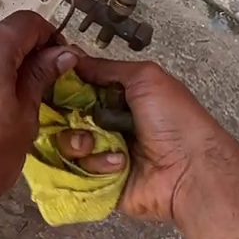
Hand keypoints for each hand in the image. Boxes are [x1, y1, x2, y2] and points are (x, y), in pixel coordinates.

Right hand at [54, 56, 238, 222]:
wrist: (191, 170)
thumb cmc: (173, 120)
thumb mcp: (145, 77)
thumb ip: (106, 68)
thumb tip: (74, 58)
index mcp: (118, 97)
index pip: (78, 88)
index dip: (61, 86)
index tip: (47, 82)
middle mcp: (107, 123)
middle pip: (66, 116)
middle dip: (64, 115)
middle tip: (72, 116)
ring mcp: (102, 153)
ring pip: (68, 143)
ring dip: (78, 141)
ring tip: (96, 143)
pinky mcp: (100, 180)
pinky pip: (78, 171)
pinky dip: (96, 164)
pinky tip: (118, 163)